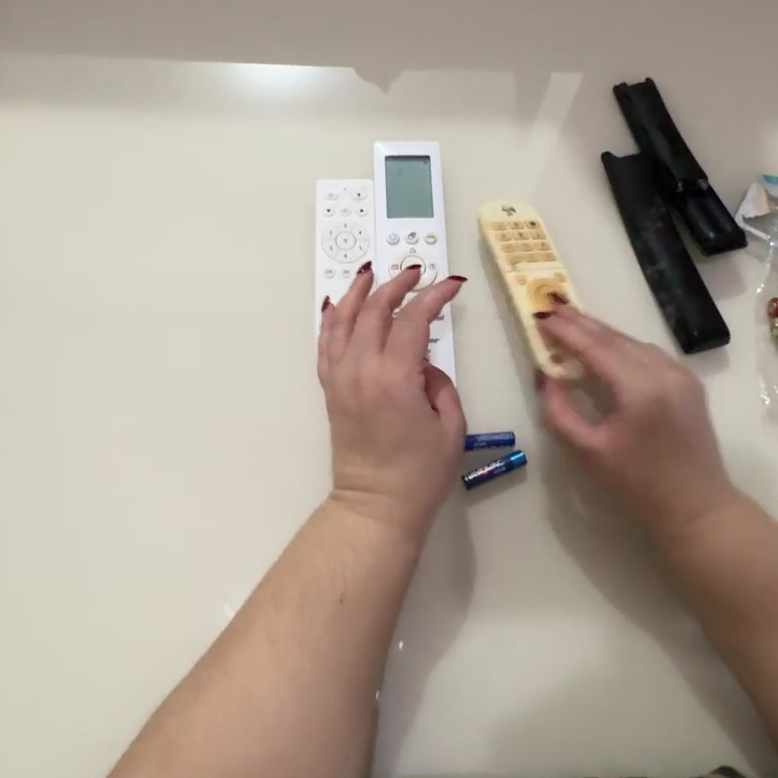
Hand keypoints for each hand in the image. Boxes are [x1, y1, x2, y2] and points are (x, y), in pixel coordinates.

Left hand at [318, 262, 467, 539]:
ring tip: (372, 272)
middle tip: (417, 272)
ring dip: (359, 292)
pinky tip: (339, 305)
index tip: (451, 285)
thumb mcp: (451, 426)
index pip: (413, 320)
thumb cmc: (421, 473)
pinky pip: (326, 344)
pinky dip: (332, 320)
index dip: (434, 296)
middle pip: (374, 310)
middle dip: (396, 285)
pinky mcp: (330, 389)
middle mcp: (361, 369)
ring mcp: (340, 378)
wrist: (376, 506)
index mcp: (394, 377)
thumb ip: (440, 383)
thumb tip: (424, 364)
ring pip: (344, 321)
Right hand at [536, 303, 736, 537]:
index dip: (566, 332)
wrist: (697, 506)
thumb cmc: (638, 485)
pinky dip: (622, 345)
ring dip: (602, 333)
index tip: (540, 317)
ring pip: (633, 342)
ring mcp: (681, 375)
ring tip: (572, 322)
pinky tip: (605, 346)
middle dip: (582, 323)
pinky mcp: (688, 383)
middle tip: (552, 308)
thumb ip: (560, 412)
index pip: (595, 348)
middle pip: (615, 338)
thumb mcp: (588, 452)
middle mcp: (664, 372)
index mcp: (640, 389)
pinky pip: (649, 354)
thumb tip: (546, 378)